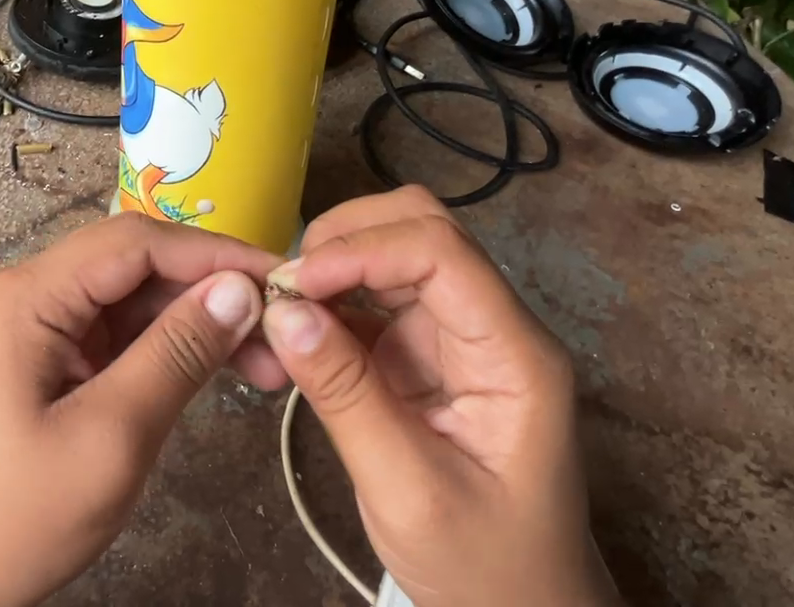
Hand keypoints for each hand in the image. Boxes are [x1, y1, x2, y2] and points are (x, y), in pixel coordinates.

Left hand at [0, 212, 286, 606]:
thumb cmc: (22, 513)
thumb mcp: (112, 434)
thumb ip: (177, 354)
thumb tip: (241, 291)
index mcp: (28, 294)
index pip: (133, 243)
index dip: (212, 253)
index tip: (281, 278)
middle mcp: (29, 289)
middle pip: (134, 263)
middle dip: (210, 289)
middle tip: (281, 328)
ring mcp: (38, 319)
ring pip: (133, 296)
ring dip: (197, 320)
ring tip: (266, 361)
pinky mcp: (50, 350)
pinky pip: (119, 329)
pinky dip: (170, 344)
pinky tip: (221, 365)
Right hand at [261, 186, 618, 606]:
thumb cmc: (482, 567)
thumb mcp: (408, 491)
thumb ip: (345, 395)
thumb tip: (280, 308)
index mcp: (513, 353)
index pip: (440, 251)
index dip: (360, 250)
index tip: (292, 284)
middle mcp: (486, 325)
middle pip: (419, 227)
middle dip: (345, 238)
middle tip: (285, 285)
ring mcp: (451, 335)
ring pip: (390, 250)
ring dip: (331, 261)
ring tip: (280, 304)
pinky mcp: (417, 351)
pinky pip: (367, 295)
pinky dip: (324, 296)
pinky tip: (292, 327)